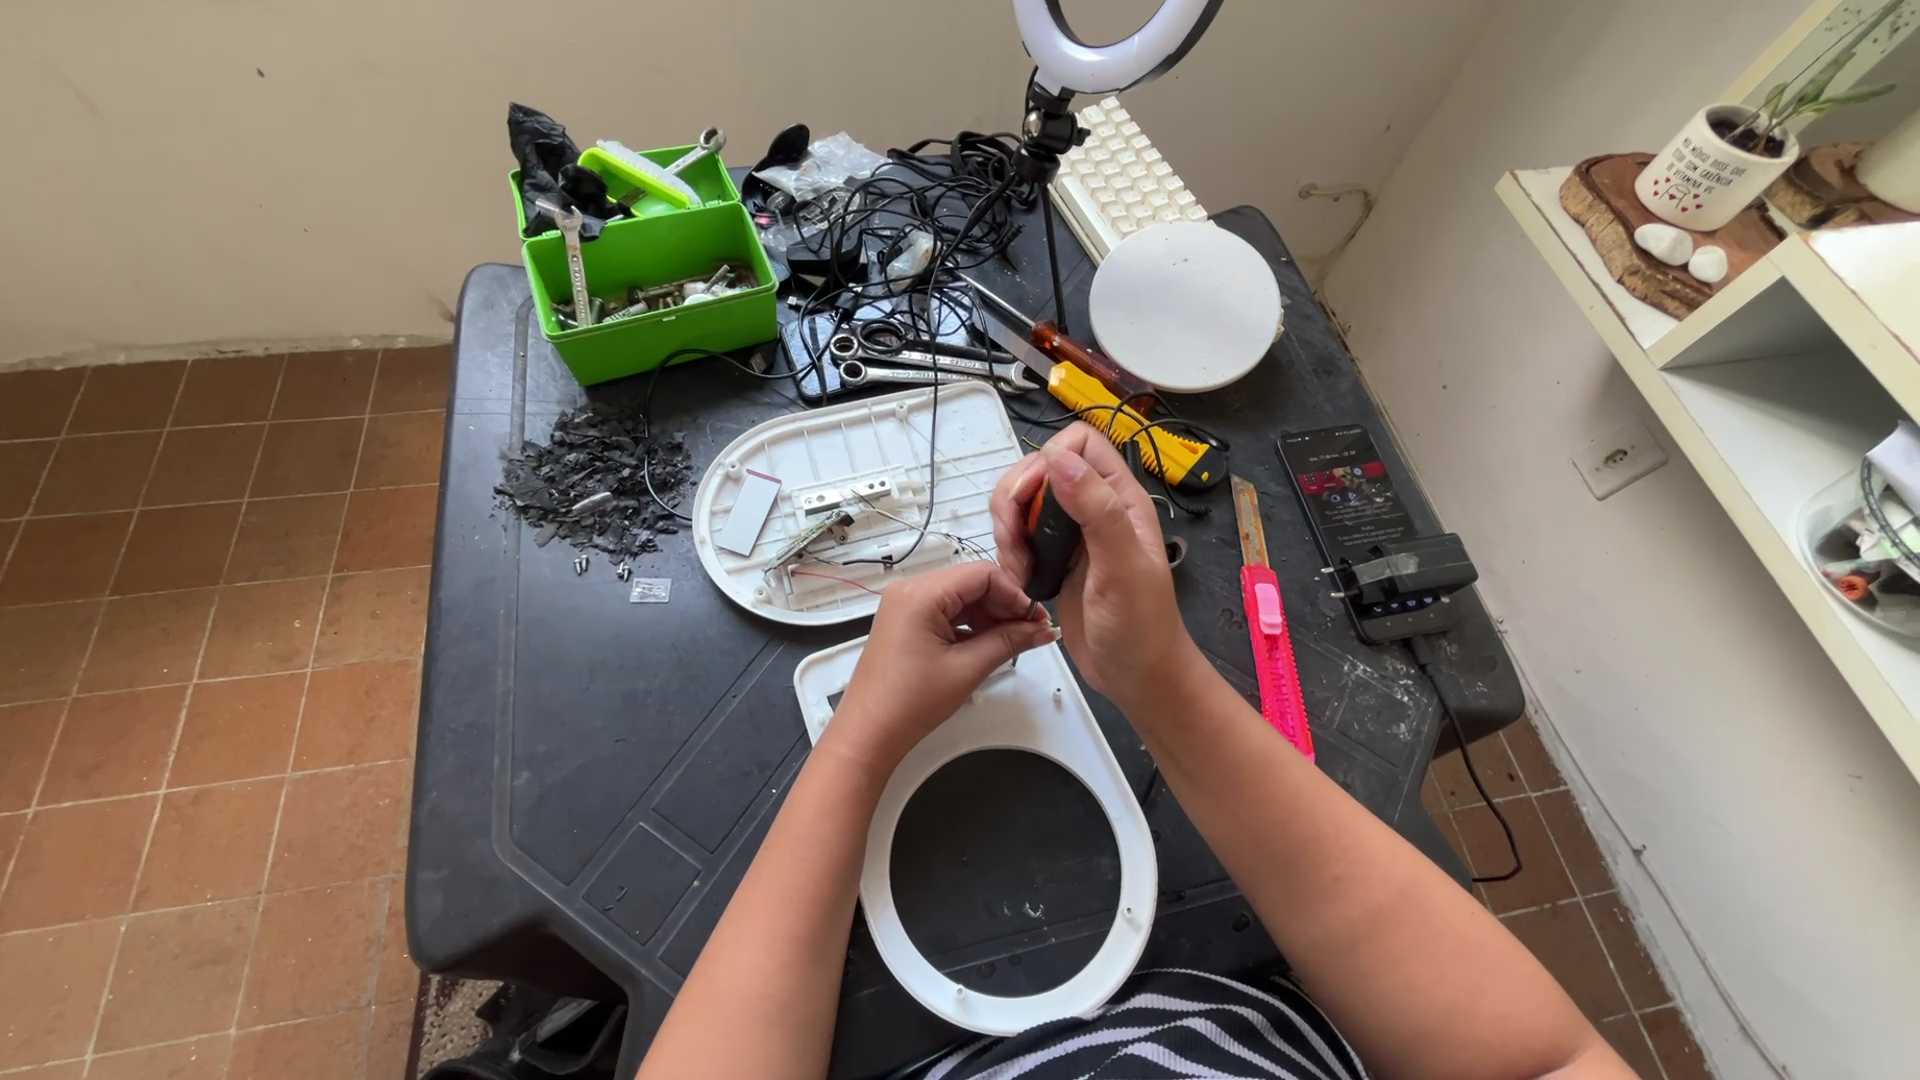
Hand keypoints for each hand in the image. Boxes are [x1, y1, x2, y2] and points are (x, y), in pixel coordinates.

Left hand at [824, 561, 1056, 771]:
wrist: (870, 732)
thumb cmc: (908, 702)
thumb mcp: (967, 668)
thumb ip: (1009, 642)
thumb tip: (1040, 630)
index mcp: (920, 594)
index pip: (982, 573)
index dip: (1014, 594)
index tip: (1035, 617)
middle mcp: (909, 591)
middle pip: (971, 582)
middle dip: (1004, 604)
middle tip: (1032, 630)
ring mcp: (905, 606)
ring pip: (961, 597)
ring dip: (990, 615)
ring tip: (1014, 641)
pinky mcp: (906, 622)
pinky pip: (946, 611)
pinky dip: (970, 624)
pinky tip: (990, 643)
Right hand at [990, 424, 1199, 712]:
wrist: (1138, 677)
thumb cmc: (1143, 628)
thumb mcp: (1123, 567)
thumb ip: (1097, 510)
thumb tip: (1059, 459)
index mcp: (1120, 500)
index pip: (1080, 444)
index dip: (1048, 460)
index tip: (1030, 499)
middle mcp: (1095, 509)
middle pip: (1040, 470)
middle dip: (1015, 500)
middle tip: (1014, 540)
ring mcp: (1072, 536)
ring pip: (1024, 503)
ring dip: (1008, 529)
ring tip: (1019, 567)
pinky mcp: (1055, 560)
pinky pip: (1019, 537)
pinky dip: (1009, 553)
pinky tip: (1021, 579)